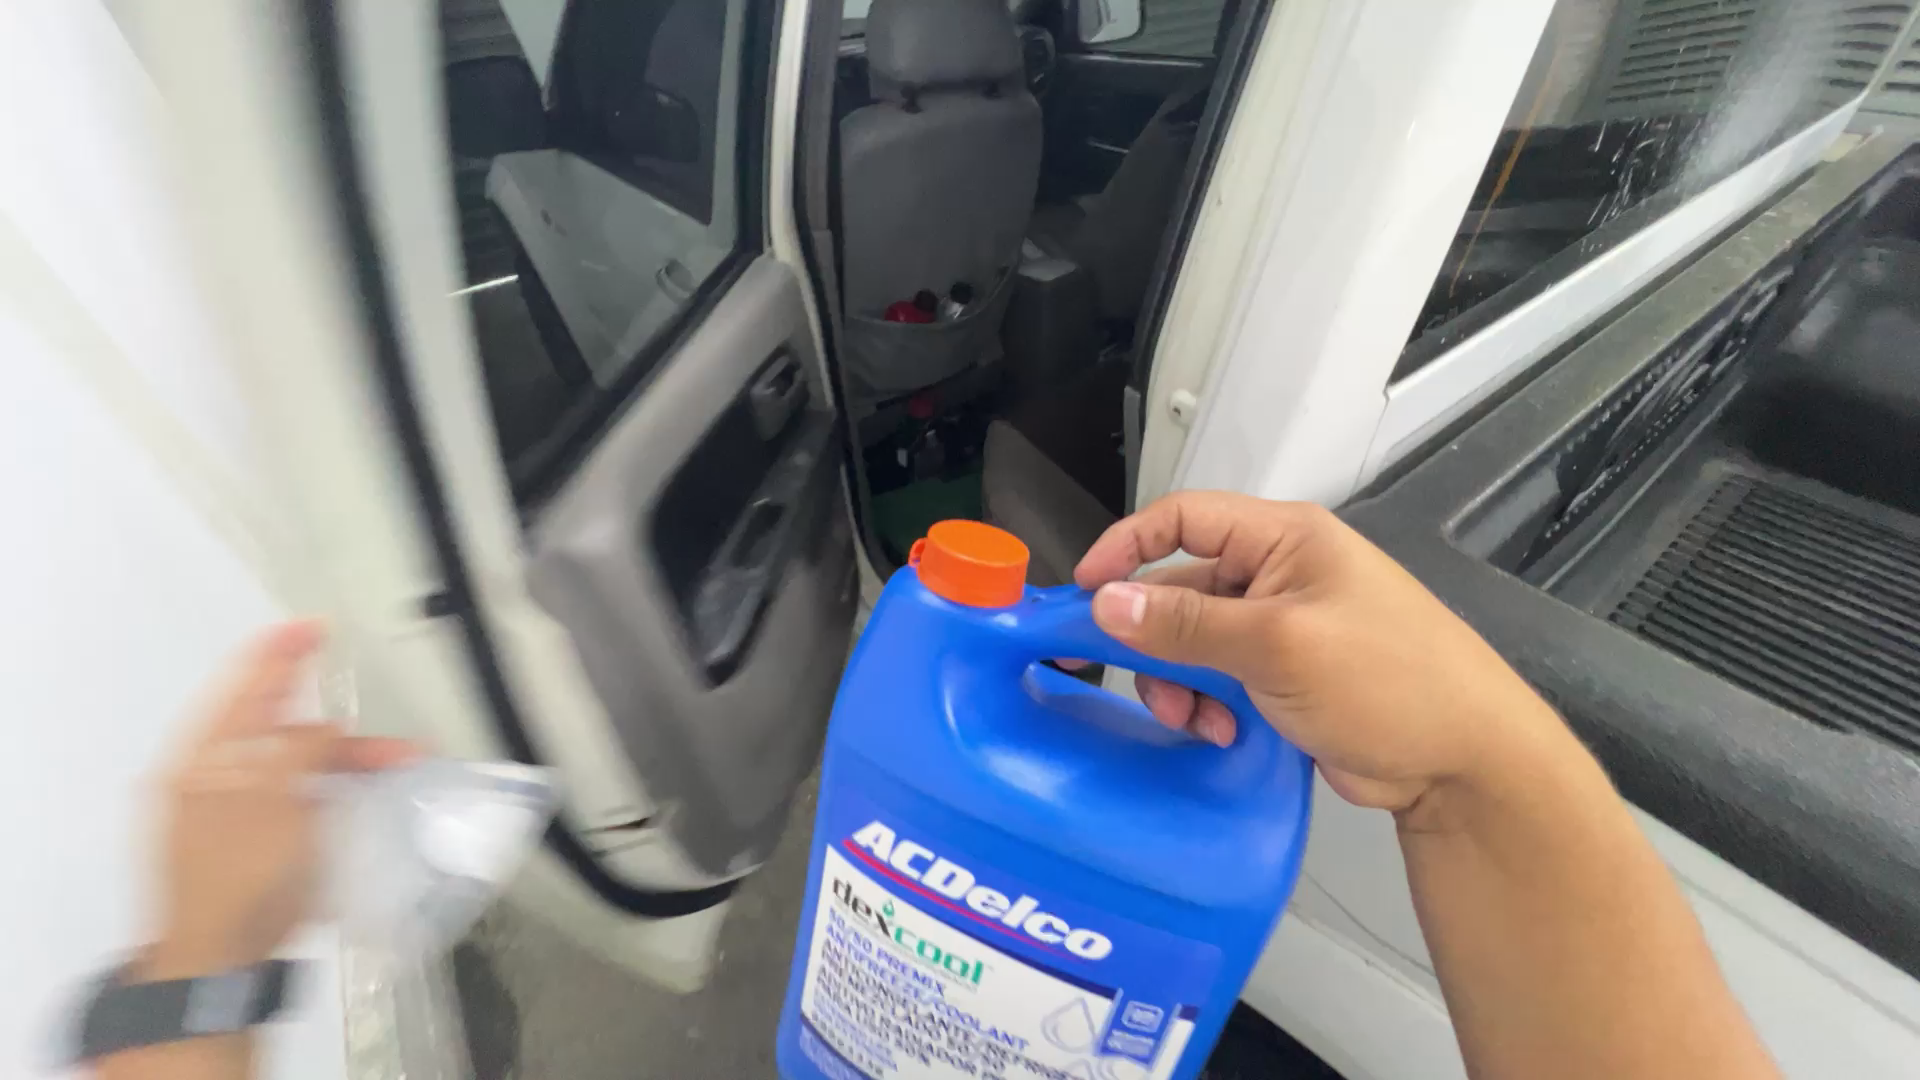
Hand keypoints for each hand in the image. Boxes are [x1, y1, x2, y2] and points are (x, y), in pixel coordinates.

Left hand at [140, 621, 417, 978]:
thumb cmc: (240, 871)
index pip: (240, 695)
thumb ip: (297, 750)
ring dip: (359, 751)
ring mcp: (250, 804)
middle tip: (361, 678)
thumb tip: (326, 726)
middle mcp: (222, 778)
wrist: (229, 950)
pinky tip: (386, 775)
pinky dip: (354, 775)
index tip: (308, 624)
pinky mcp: (279, 826)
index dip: (273, 657)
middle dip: (331, 707)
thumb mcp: (269, 800)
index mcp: (202, 766)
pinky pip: (321, 784)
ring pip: (312, 756)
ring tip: (407, 754)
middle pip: (280, 722)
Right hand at [1074, 492, 1569, 824]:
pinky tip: (1223, 733)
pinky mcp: (1278, 674)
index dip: (1127, 545)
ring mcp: (1277, 626)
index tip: (1085, 588)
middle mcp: (1275, 574)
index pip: (1183, 518)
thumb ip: (1184, 623)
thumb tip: (1104, 603)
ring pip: (1190, 641)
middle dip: (1156, 639)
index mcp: (1282, 539)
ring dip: (1179, 681)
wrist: (1468, 768)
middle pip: (1179, 589)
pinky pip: (1214, 677)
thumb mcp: (1276, 645)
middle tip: (1146, 684)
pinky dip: (1205, 704)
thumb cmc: (1386, 681)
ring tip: (1195, 721)